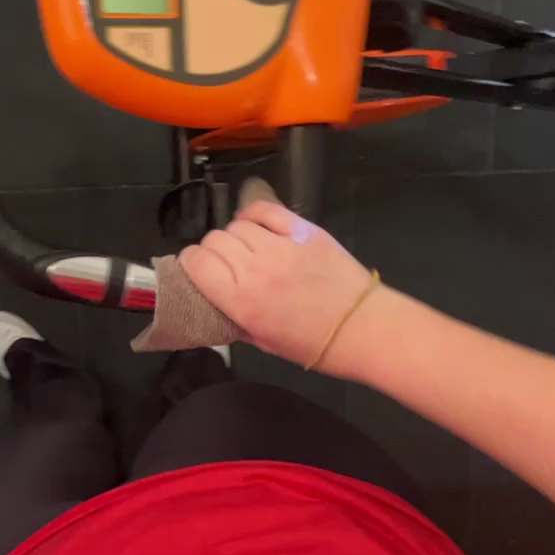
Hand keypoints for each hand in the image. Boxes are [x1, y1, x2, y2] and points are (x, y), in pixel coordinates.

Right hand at [179, 201, 378, 373]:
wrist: (363, 328)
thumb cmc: (311, 344)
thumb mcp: (260, 341)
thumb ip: (231, 316)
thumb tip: (211, 297)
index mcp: (241, 300)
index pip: (196, 262)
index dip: (190, 262)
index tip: (197, 270)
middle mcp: (255, 269)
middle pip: (214, 240)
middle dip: (211, 251)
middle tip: (224, 264)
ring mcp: (281, 246)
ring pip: (236, 226)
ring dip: (234, 236)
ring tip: (247, 249)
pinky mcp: (303, 231)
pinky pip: (264, 210)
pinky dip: (253, 215)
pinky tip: (257, 227)